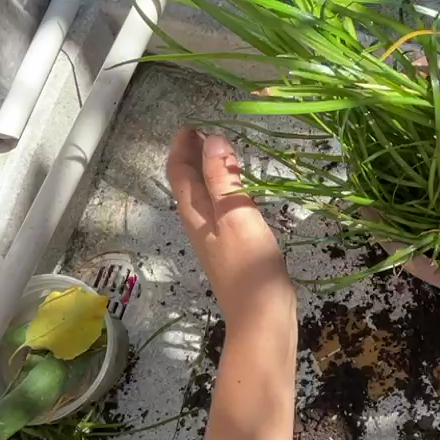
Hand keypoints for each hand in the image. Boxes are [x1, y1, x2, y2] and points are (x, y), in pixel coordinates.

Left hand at [165, 128, 291, 328]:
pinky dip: (220, 190)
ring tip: (221, 153)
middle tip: (207, 132)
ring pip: (200, 197)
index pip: (179, 172)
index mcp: (195, 213)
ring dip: (205, 172)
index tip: (192, 124)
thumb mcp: (237, 214)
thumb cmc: (251, 264)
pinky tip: (237, 191)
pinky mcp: (229, 248)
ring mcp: (212, 238)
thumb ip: (223, 177)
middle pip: (186, 183)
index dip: (181, 146)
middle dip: (191, 156)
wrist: (261, 315)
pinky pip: (217, 210)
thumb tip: (212, 138)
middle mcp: (198, 223)